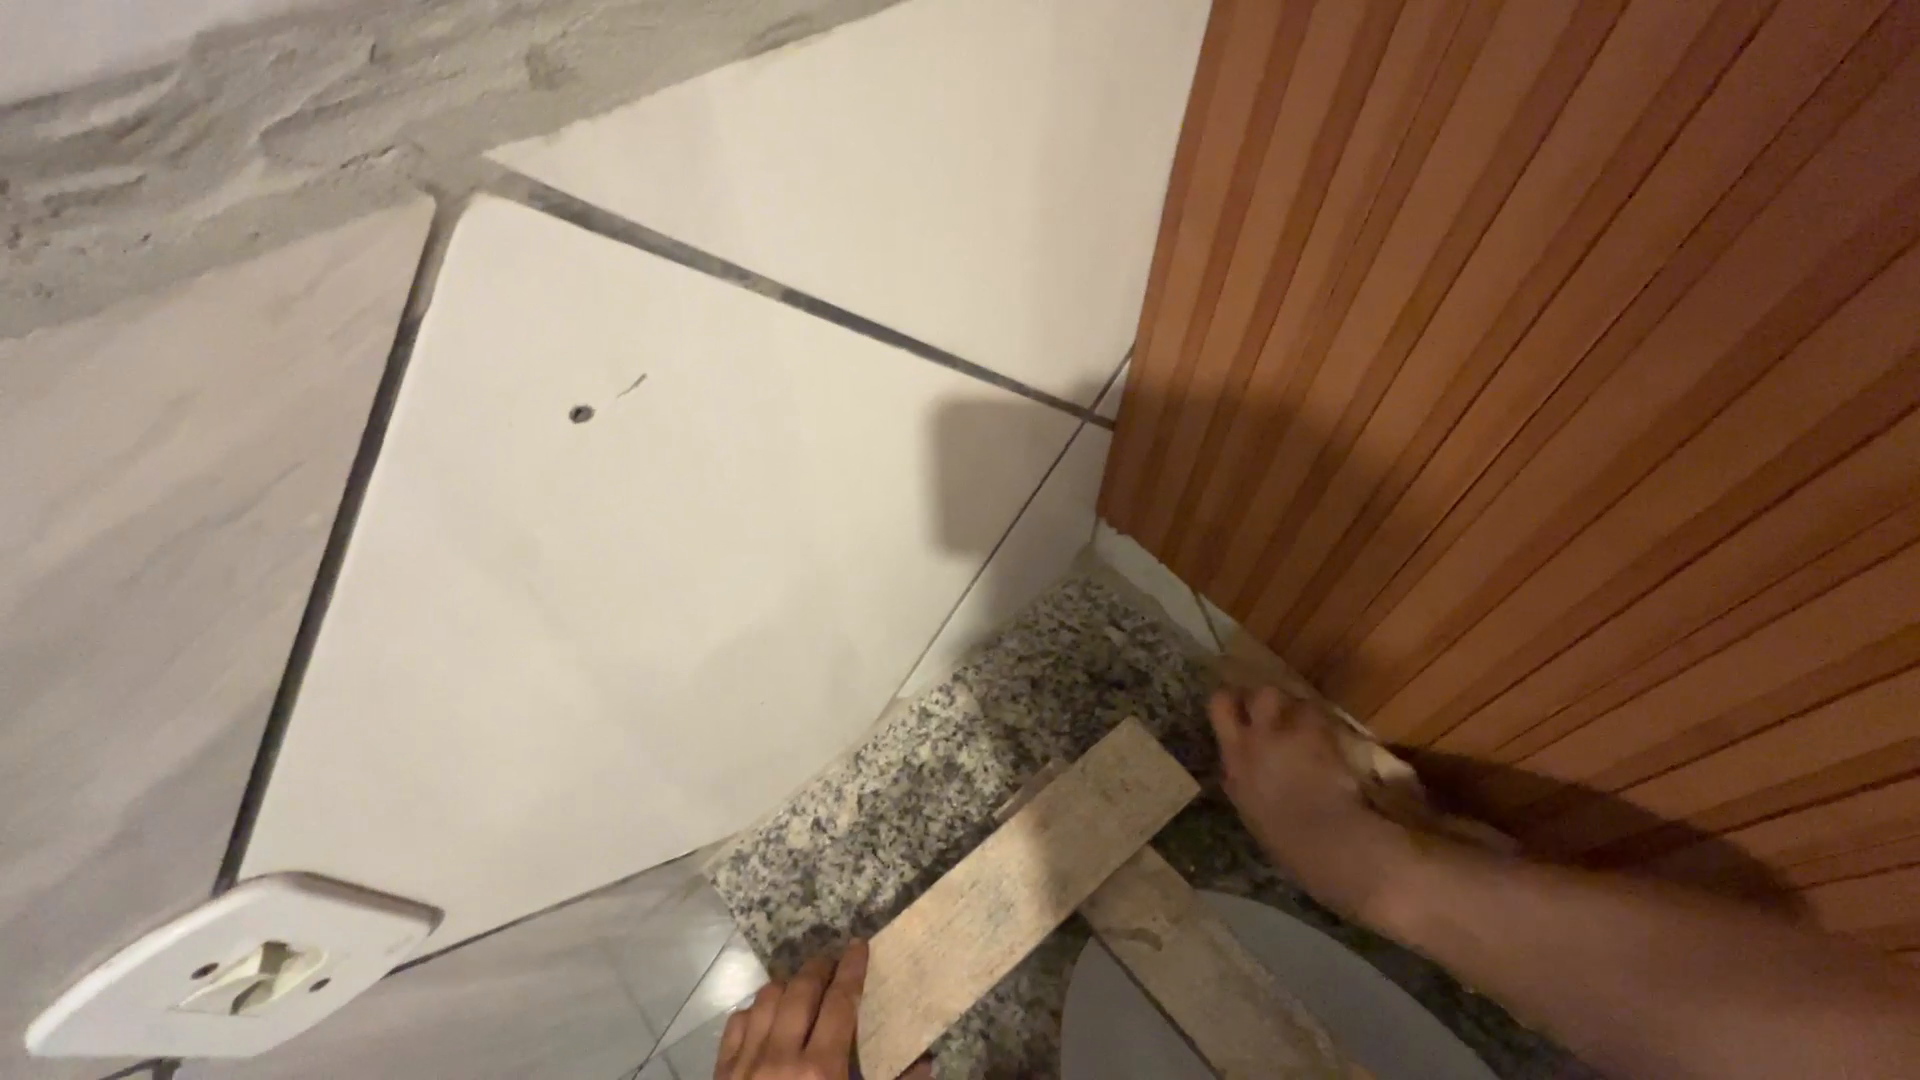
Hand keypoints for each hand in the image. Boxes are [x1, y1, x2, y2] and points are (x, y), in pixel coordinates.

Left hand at [714, 941, 932, 1079]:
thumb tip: (927, 1062)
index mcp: (821, 1070)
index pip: (841, 1000)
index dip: (852, 968)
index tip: (861, 944)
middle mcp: (780, 1057)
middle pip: (801, 988)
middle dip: (820, 967)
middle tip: (834, 960)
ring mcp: (745, 1066)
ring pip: (766, 998)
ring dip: (788, 985)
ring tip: (803, 985)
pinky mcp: (720, 1077)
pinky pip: (736, 1024)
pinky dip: (754, 1011)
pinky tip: (767, 1017)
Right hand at [1208, 686, 1413, 924]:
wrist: (1329, 844)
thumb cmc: (1289, 844)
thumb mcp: (1251, 811)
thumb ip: (1244, 781)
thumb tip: (1243, 770)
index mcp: (1233, 762)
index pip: (1219, 707)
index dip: (1232, 702)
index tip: (1242, 707)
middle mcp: (1253, 740)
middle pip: (1255, 694)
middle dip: (1265, 696)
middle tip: (1278, 709)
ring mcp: (1285, 733)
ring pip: (1285, 695)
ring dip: (1295, 704)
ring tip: (1306, 719)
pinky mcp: (1317, 734)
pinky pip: (1316, 712)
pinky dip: (1322, 719)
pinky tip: (1331, 733)